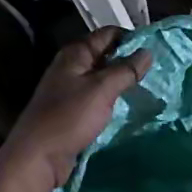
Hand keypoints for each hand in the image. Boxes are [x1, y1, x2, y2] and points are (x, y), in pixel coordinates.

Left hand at [0, 26, 150, 189]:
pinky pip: (98, 95)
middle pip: (106, 54)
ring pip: (103, 76)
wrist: (37, 158)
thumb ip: (126, 69)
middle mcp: (71, 65)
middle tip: (155, 69)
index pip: (109, 34)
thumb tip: (148, 52)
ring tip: (147, 86)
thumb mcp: (102, 89)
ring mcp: (70, 87)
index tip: (154, 49)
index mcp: (75, 53)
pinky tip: (128, 104)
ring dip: (122, 80)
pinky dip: (112, 97)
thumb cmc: (69, 117)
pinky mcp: (72, 109)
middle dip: (129, 60)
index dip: (131, 38)